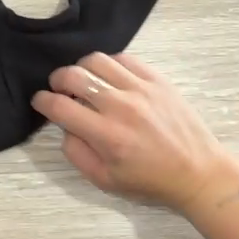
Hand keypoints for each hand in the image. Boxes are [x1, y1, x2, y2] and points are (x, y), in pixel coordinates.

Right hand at [32, 53, 238, 212]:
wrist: (199, 172)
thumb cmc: (150, 180)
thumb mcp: (105, 180)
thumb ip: (76, 153)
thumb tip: (65, 127)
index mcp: (106, 136)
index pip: (59, 106)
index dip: (42, 101)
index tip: (40, 102)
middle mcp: (121, 107)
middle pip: (73, 76)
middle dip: (57, 80)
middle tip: (58, 89)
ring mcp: (141, 89)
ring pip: (96, 60)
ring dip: (81, 68)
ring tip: (84, 80)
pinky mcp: (157, 80)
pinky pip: (124, 58)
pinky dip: (109, 65)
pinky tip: (110, 78)